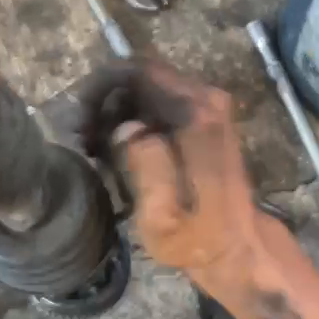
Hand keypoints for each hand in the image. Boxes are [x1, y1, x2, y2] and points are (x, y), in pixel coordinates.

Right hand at [90, 62, 272, 292]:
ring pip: (146, 88)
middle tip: (83, 141)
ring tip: (95, 150)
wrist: (238, 248)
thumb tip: (125, 128)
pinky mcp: (205, 119)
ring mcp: (208, 107)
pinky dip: (131, 120)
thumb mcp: (162, 214)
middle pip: (140, 76)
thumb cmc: (197, 237)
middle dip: (104, 102)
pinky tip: (116, 152)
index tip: (79, 121)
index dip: (100, 87)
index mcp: (194, 115)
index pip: (138, 71)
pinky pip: (158, 103)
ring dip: (114, 112)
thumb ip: (145, 164)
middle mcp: (205, 99)